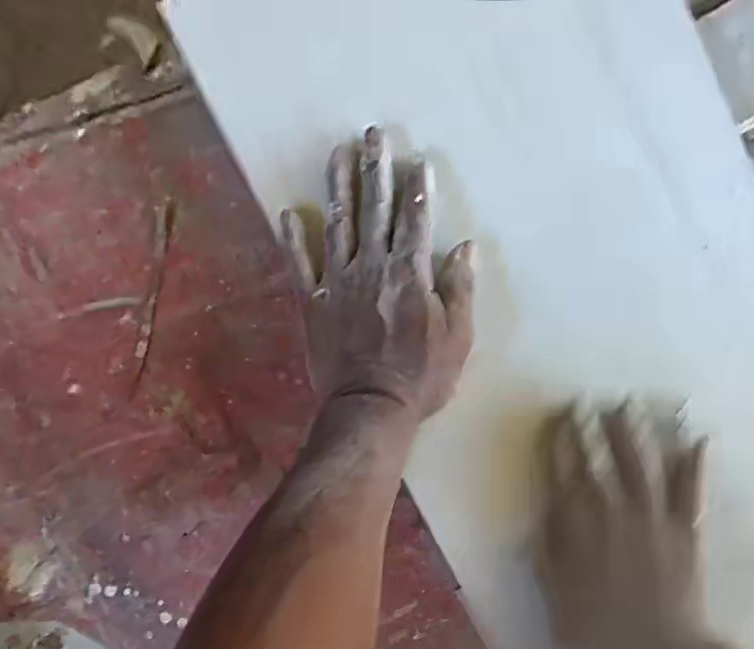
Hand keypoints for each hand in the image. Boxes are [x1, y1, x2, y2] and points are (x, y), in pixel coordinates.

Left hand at [281, 127, 476, 418]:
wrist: (370, 408)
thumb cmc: (420, 378)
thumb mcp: (457, 338)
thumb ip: (459, 290)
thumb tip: (464, 248)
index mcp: (409, 275)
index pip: (415, 220)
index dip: (417, 188)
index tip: (416, 160)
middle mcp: (372, 268)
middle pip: (375, 210)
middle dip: (376, 170)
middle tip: (373, 135)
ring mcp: (338, 283)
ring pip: (339, 225)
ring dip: (339, 186)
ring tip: (338, 154)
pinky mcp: (313, 304)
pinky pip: (300, 264)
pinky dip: (294, 239)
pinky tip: (289, 214)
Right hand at [534, 402, 715, 648]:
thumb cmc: (606, 639)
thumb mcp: (561, 608)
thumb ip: (549, 562)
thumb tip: (541, 519)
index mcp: (583, 537)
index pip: (564, 481)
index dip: (558, 449)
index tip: (552, 423)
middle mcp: (618, 519)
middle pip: (600, 466)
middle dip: (588, 432)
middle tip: (580, 402)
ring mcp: (656, 523)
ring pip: (642, 469)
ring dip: (633, 435)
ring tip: (625, 405)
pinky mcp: (688, 532)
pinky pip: (691, 494)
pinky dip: (694, 466)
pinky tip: (697, 439)